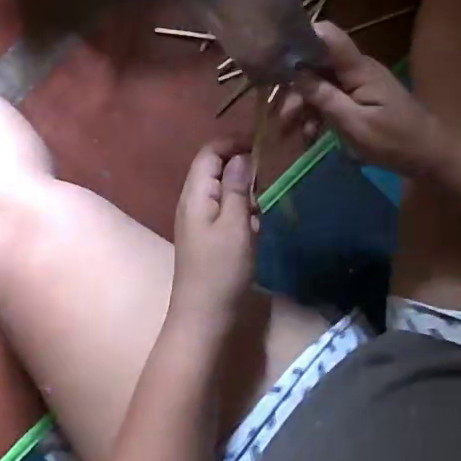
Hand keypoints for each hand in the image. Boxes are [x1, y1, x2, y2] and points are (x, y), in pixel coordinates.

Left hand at [168, 140, 258, 339]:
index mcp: (196, 193)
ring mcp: (198, 219)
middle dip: (242, 167)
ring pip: (223, 189)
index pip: (210, 151)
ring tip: (262, 205)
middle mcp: (192, 201)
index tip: (263, 145)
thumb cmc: (221, 270)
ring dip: (244, 191)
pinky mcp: (206, 236)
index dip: (234, 142)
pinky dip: (241, 210)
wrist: (204, 318)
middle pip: (215, 167)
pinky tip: (254, 226)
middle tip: (268, 178)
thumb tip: (242, 156)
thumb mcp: (235, 224)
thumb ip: (238, 187)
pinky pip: (225, 210)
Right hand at [281, 22, 452, 177]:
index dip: (299, 39)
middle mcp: (357, 69)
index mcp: (358, 68)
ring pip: (320, 82)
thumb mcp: (355, 125)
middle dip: (294, 85)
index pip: (326, 35)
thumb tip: (293, 71)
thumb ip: (324, 97)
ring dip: (303, 104)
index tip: (275, 59)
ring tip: (291, 131)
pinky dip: (318, 113)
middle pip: (316, 62)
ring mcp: (359, 83)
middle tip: (279, 115)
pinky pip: (331, 96)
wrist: (432, 157)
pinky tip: (310, 135)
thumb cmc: (396, 142)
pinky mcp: (360, 97)